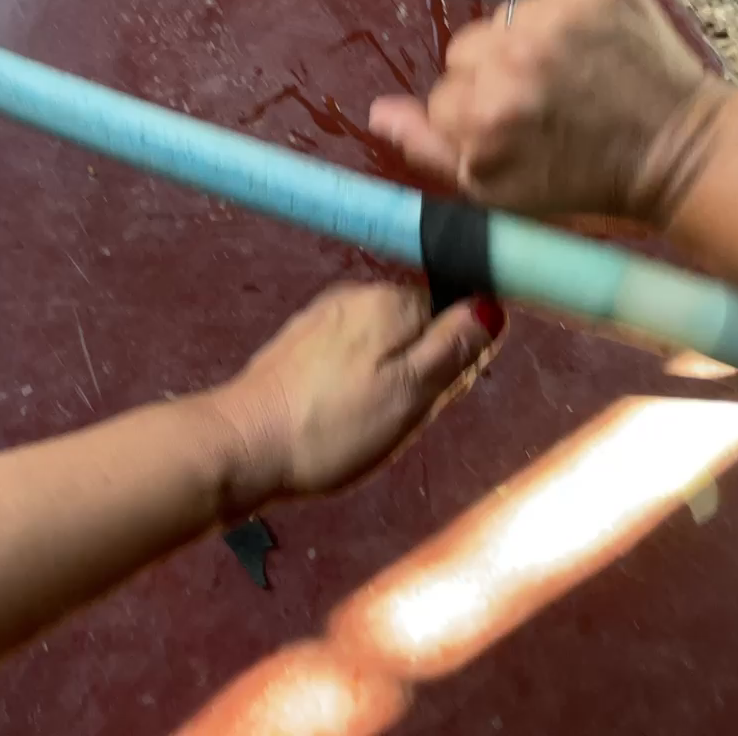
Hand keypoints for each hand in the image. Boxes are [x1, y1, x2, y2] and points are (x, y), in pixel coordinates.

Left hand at [206, 284, 504, 505]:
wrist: (245, 443)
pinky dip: (355, 376)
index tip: (432, 397)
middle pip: (415, 325)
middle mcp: (356, 293)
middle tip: (397, 414)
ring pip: (382, 340)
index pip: (451, 313)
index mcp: (391, 300)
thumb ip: (454, 349)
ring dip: (387, 374)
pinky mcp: (299, 339)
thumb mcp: (411, 395)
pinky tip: (339, 409)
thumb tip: (493, 306)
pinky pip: (349, 350)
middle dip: (419, 367)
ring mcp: (323, 314)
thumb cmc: (335, 425)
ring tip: (366, 418)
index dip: (453, 358)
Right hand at [368, 0, 730, 223]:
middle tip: (538, 106)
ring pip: (500, 20)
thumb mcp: (496, 190)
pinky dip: (558, 19)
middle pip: (464, 52)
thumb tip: (379, 111)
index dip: (472, 122)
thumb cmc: (581, 180)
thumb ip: (429, 150)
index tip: (511, 138)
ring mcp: (560, 13)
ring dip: (521, 45)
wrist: (677, 149)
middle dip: (489, 78)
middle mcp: (516, 55)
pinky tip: (587, 51)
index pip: (440, 98)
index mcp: (486, 114)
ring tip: (566, 77)